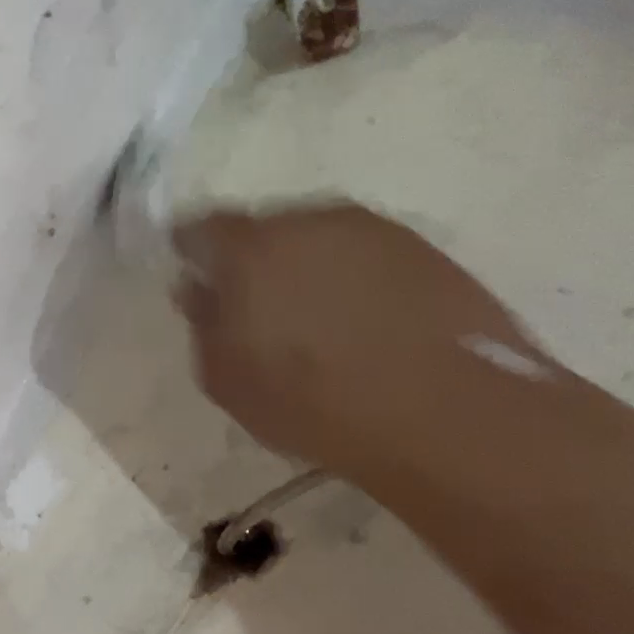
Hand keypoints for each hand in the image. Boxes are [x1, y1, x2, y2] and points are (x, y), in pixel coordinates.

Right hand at [171, 203, 547, 472]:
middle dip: (249, 259)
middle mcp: (313, 221)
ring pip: (317, 238)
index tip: (190, 277)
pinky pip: (362, 255)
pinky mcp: (426, 249)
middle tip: (245, 305)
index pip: (202, 227)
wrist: (443, 412)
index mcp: (252, 249)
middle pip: (264, 227)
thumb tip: (200, 289)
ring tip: (301, 317)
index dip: (190, 250)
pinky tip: (349, 321)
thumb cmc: (309, 400)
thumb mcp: (224, 376)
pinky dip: (347, 278)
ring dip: (302, 268)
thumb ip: (204, 323)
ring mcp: (377, 230)